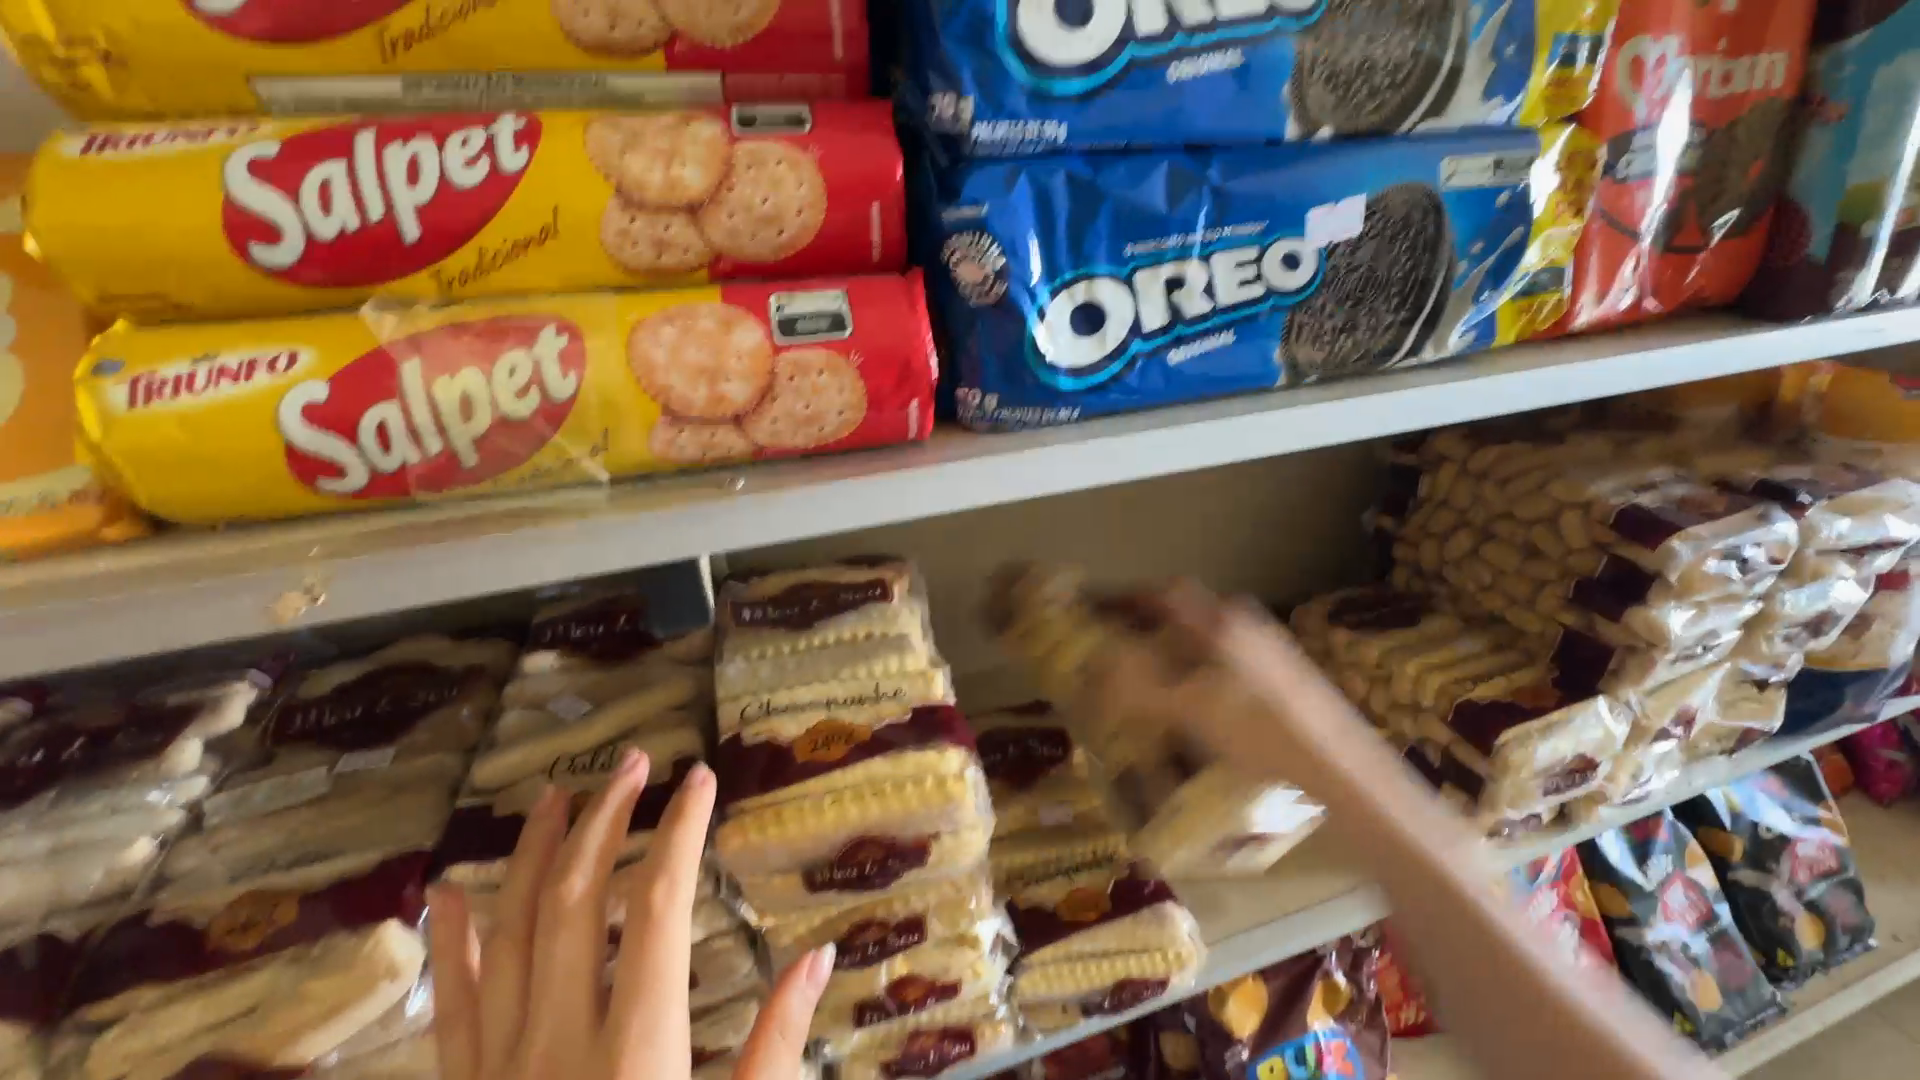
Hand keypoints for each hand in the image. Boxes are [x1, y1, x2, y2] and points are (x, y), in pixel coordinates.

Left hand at [427, 751, 832, 1079]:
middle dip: (607, 820)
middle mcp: (558, 1041)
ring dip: (530, 855)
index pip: (659, 906)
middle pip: (577, 898)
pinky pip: (451, 1007)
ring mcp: (501, 1067)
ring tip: (557, 795)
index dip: (680, 832)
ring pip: (508, 934)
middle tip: (634, 763)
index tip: (701, 779)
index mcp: (636, 1047)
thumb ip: (776, 1043)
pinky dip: (451, 943)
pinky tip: (448, 892)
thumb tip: (817, 958)